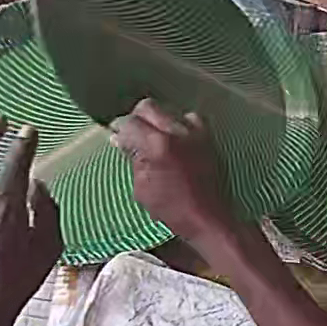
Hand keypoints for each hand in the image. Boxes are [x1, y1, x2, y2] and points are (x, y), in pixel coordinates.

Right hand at [109, 100, 236, 247]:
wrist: (209, 218)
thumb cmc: (173, 209)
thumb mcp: (142, 188)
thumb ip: (134, 159)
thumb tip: (122, 140)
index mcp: (157, 145)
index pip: (129, 122)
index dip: (119, 130)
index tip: (117, 139)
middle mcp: (178, 132)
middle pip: (148, 106)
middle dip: (137, 119)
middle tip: (133, 135)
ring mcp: (196, 132)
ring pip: (169, 110)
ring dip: (159, 121)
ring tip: (155, 139)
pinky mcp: (209, 138)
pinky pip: (190, 120)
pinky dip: (180, 126)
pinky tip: (176, 141)